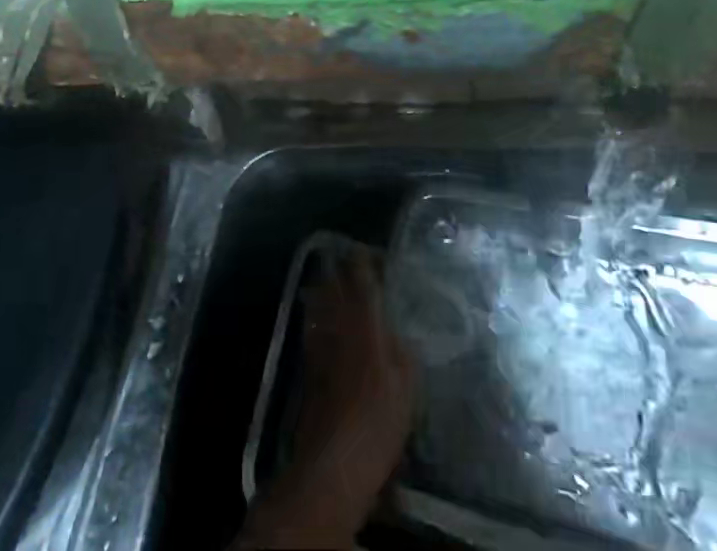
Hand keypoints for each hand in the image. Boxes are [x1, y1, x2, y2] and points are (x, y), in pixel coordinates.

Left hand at [235, 248, 417, 549]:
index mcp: (366, 328)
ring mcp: (319, 349)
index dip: (364, 263)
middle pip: (333, 290)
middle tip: (348, 259)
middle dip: (339, 271)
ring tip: (331, 280)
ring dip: (324, 291)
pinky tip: (322, 320)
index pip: (362, 283)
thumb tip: (397, 332)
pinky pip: (313, 330)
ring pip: (318, 308)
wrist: (333, 464)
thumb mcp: (407, 385)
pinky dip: (317, 318)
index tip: (370, 251)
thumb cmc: (378, 423)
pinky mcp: (308, 371)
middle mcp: (338, 330)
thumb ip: (403, 350)